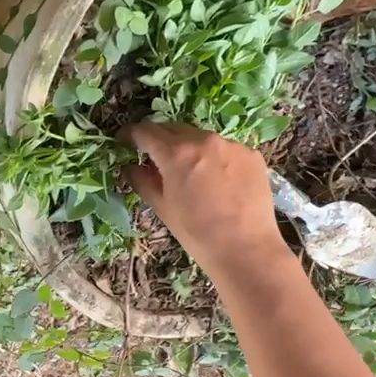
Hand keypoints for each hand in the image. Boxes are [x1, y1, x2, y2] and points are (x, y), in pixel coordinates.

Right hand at [123, 124, 284, 272]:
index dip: (131, 134)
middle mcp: (204, 140)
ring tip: (188, 171)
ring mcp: (231, 145)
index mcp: (176, 153)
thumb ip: (143, 181)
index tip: (124, 139)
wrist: (245, 247)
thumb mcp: (162, 207)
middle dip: (160, 138)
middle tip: (153, 155)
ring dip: (188, 147)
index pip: (146, 132)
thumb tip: (131, 167)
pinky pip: (224, 148)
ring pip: (200, 137)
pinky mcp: (251, 154)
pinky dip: (213, 157)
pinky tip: (216, 180)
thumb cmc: (196, 231)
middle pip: (174, 129)